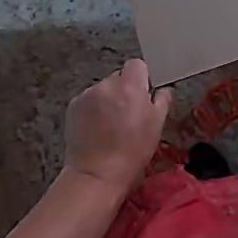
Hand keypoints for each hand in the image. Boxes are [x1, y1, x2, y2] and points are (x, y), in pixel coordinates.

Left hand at [64, 59, 172, 192]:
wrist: (97, 173)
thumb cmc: (133, 151)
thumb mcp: (156, 126)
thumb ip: (162, 101)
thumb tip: (164, 90)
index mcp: (130, 86)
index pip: (136, 64)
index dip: (141, 78)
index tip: (142, 95)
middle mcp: (107, 84)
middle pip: (118, 77)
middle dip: (123, 90)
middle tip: (127, 115)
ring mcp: (87, 94)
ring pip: (102, 90)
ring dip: (107, 100)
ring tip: (109, 126)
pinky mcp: (73, 105)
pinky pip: (88, 100)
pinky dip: (92, 109)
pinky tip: (95, 129)